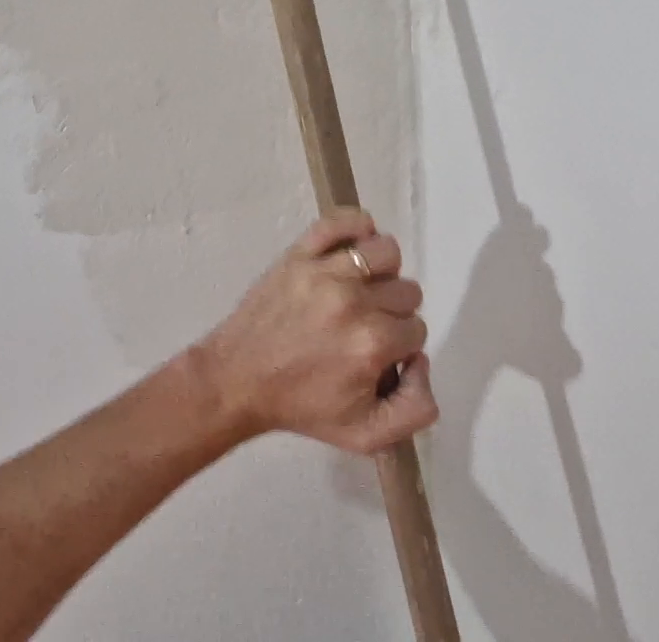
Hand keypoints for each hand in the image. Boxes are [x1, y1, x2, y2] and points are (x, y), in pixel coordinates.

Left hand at [197, 209, 436, 453]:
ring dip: (382, 272)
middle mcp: (353, 302)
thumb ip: (415, 409)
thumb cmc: (301, 406)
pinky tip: (351, 255)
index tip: (377, 355)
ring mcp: (325, 271)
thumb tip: (420, 361)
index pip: (417, 330)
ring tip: (361, 291)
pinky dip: (357, 229)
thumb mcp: (366, 437)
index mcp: (371, 344)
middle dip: (393, 312)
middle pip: (407, 292)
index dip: (401, 345)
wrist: (237, 380)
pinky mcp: (300, 253)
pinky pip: (344, 220)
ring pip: (386, 251)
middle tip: (364, 328)